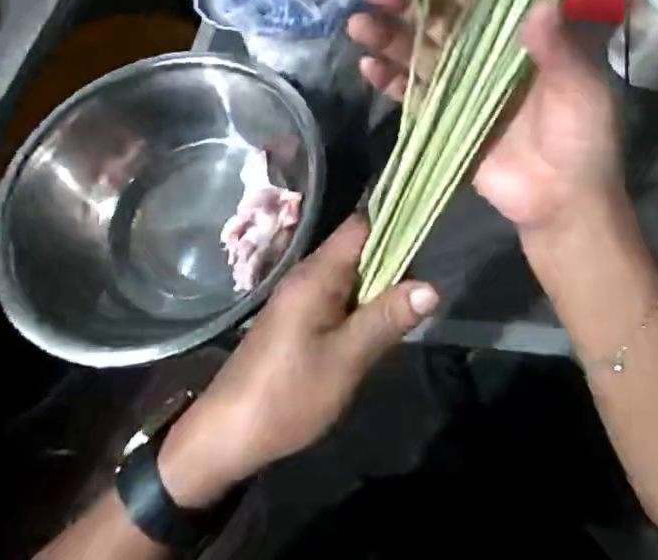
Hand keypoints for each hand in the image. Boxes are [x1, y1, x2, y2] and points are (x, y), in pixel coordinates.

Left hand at [156, 215, 437, 506]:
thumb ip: (387, 319)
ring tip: (413, 301)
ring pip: (350, 272)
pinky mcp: (298, 317)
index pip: (361, 225)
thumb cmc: (287, 394)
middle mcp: (307, 274)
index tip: (430, 230)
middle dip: (395, 257)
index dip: (396, 221)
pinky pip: (338, 294)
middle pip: (358, 247)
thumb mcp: (346, 359)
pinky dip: (362, 300)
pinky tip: (380, 323)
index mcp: (316, 274)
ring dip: (380, 282)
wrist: (225, 435)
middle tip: (429, 279)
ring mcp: (300, 296)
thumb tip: (432, 286)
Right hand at [349, 0, 624, 231]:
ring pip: (418, 54)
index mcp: (516, 42)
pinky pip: (412, 95)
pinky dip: (390, 81)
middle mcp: (483, 58)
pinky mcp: (442, 120)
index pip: (480, 3)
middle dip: (405, 4)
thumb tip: (542, 0)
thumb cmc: (582, 139)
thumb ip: (558, 49)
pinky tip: (368, 67)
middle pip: (439, 23)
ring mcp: (460, 90)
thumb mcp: (580, 89)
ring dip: (388, 38)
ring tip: (358, 24)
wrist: (564, 202)